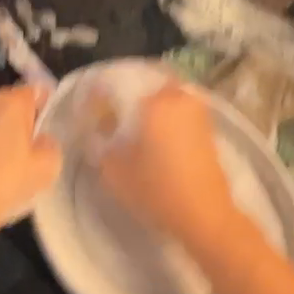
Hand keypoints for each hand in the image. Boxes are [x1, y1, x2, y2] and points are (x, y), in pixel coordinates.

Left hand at [0, 84, 61, 254]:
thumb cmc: (5, 184)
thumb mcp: (46, 169)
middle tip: (26, 147)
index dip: (45, 108)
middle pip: (9, 101)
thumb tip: (41, 139)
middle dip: (18, 118)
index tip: (47, 129)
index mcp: (11, 102)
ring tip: (1, 156)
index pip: (36, 90)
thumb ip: (50, 144)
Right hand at [92, 84, 238, 246]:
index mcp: (154, 101)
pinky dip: (163, 110)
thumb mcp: (114, 170)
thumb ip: (100, 142)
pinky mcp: (206, 125)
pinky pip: (178, 105)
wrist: (205, 215)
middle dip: (125, 88)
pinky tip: (151, 129)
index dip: (98, 90)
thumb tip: (97, 125)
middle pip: (145, 78)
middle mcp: (178, 96)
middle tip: (109, 106)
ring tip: (129, 118)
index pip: (118, 80)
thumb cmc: (157, 190)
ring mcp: (196, 109)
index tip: (87, 104)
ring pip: (164, 90)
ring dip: (146, 98)